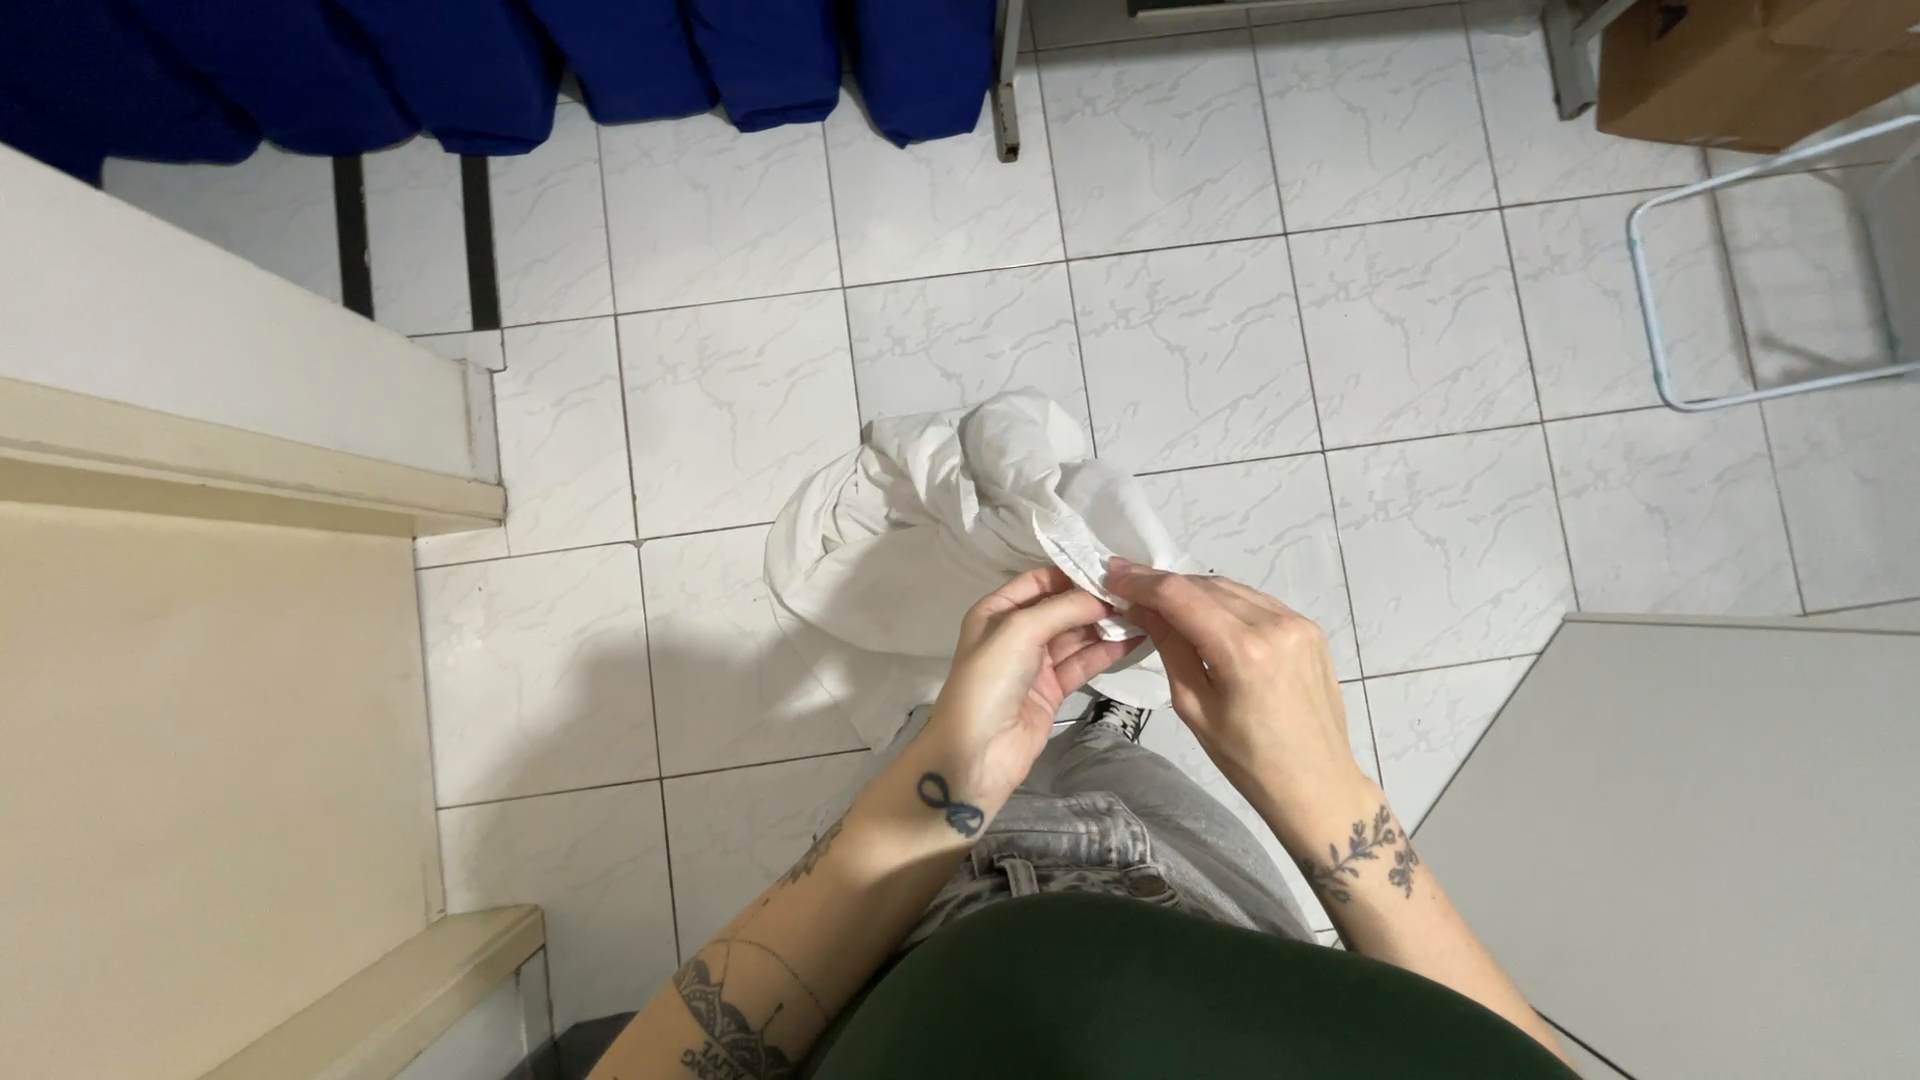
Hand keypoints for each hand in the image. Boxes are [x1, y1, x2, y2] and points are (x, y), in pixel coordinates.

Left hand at [926, 566, 1139, 813]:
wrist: (978, 752)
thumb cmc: (990, 680)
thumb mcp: (1019, 630)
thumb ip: (1062, 609)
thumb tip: (1102, 597)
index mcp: (996, 611)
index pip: (1038, 582)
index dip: (1071, 574)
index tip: (1109, 571)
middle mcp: (1014, 632)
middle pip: (1061, 608)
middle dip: (1093, 600)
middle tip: (1135, 594)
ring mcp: (1035, 663)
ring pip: (1076, 636)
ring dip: (1105, 625)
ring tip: (1141, 614)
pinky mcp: (1052, 689)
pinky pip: (1083, 663)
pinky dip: (1106, 652)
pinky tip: (1134, 640)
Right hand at [1104, 557, 1370, 838]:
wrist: (1316, 783)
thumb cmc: (1246, 758)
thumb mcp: (1193, 705)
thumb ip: (1169, 647)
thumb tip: (1141, 608)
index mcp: (1243, 651)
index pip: (1179, 596)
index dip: (1140, 582)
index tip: (1111, 575)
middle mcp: (1274, 624)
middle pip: (1203, 585)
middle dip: (1161, 582)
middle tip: (1126, 584)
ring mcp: (1297, 622)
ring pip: (1229, 588)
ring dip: (1191, 589)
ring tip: (1158, 597)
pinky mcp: (1309, 628)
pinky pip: (1254, 600)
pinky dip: (1222, 600)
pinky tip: (1202, 611)